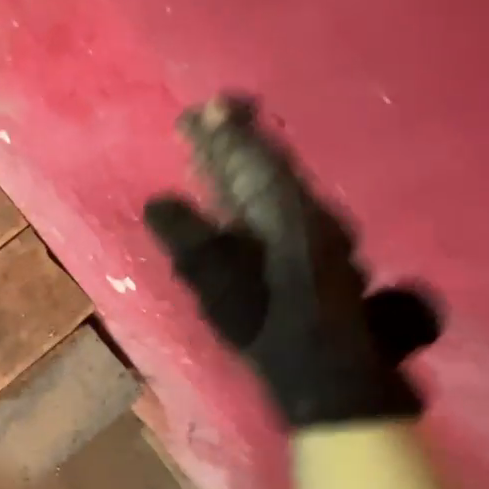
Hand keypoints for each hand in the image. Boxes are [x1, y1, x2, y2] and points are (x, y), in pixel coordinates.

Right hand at [142, 97, 438, 427]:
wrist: (326, 378)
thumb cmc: (269, 329)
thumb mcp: (218, 284)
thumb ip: (188, 240)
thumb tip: (161, 201)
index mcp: (289, 217)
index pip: (253, 163)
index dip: (227, 136)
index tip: (204, 109)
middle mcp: (307, 218)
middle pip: (263, 169)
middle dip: (230, 144)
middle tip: (203, 114)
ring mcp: (312, 239)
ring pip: (268, 189)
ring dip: (237, 167)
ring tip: (210, 148)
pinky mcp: (306, 259)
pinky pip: (272, 209)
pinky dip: (247, 193)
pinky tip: (232, 197)